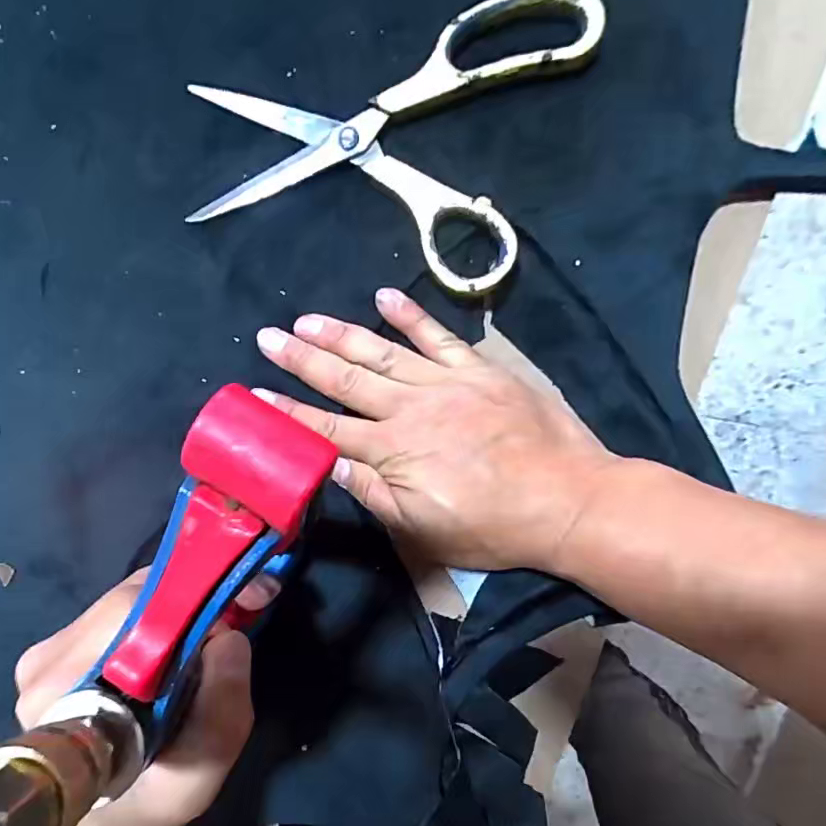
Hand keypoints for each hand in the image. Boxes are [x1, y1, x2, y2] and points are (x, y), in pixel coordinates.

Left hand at [13, 570, 274, 825]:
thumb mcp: (198, 777)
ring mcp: (46, 652)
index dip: (186, 603)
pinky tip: (181, 645)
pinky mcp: (59, 647)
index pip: (125, 616)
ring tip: (213, 635)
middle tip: (240, 613)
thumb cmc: (152, 800)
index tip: (241, 603)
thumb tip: (228, 638)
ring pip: (126, 602)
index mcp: (62, 695)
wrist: (114, 818)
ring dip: (177, 611)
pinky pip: (119, 613)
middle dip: (189, 603)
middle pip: (127, 600)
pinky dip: (160, 618)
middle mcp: (43, 665)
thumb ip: (219, 714)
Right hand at [254, 287, 625, 572]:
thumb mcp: (421, 528)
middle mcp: (410, 410)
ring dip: (341, 334)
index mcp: (393, 452)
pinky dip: (412, 315)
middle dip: (302, 360)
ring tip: (307, 319)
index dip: (290, 411)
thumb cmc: (491, 527)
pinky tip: (385, 296)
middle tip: (268, 338)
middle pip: (346, 380)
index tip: (257, 394)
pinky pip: (440, 336)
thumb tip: (328, 463)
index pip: (327, 429)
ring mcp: (446, 384)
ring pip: (383, 353)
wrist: (568, 500)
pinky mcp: (480, 371)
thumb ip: (372, 492)